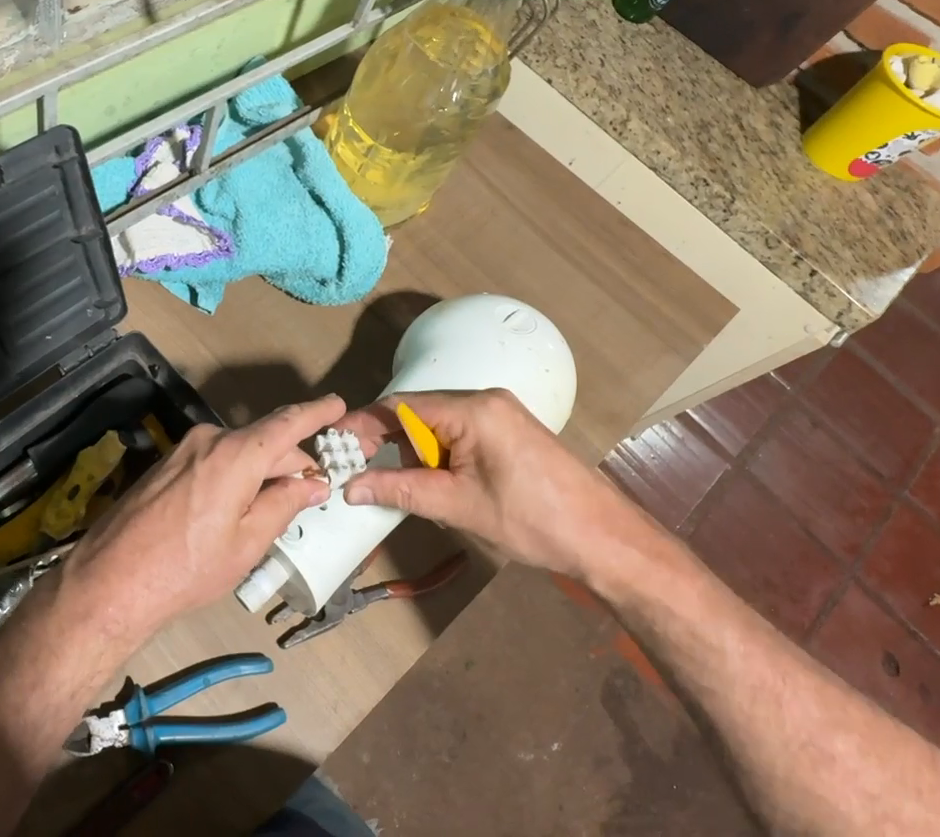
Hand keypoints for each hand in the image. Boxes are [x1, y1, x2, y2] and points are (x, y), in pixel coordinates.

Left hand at [60, 396, 340, 643]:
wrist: (112, 579)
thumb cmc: (187, 568)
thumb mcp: (247, 543)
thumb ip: (284, 505)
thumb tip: (312, 484)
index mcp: (235, 454)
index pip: (287, 423)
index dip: (317, 412)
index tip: (339, 404)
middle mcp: (209, 440)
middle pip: (263, 441)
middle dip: (292, 462)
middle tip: (313, 491)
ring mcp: (183, 450)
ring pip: (238, 451)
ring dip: (261, 471)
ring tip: (276, 506)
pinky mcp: (166, 464)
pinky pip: (214, 460)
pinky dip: (235, 475)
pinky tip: (238, 507)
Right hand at [335, 390, 633, 577]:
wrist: (604, 539)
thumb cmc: (532, 521)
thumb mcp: (458, 505)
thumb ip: (400, 490)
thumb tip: (350, 488)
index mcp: (473, 410)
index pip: (400, 406)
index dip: (364, 425)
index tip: (336, 445)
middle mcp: (485, 400)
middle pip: (418, 411)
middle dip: (387, 440)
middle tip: (360, 470)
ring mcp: (501, 414)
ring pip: (438, 424)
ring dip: (414, 451)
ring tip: (397, 484)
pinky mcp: (510, 431)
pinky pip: (460, 432)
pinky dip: (438, 454)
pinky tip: (432, 481)